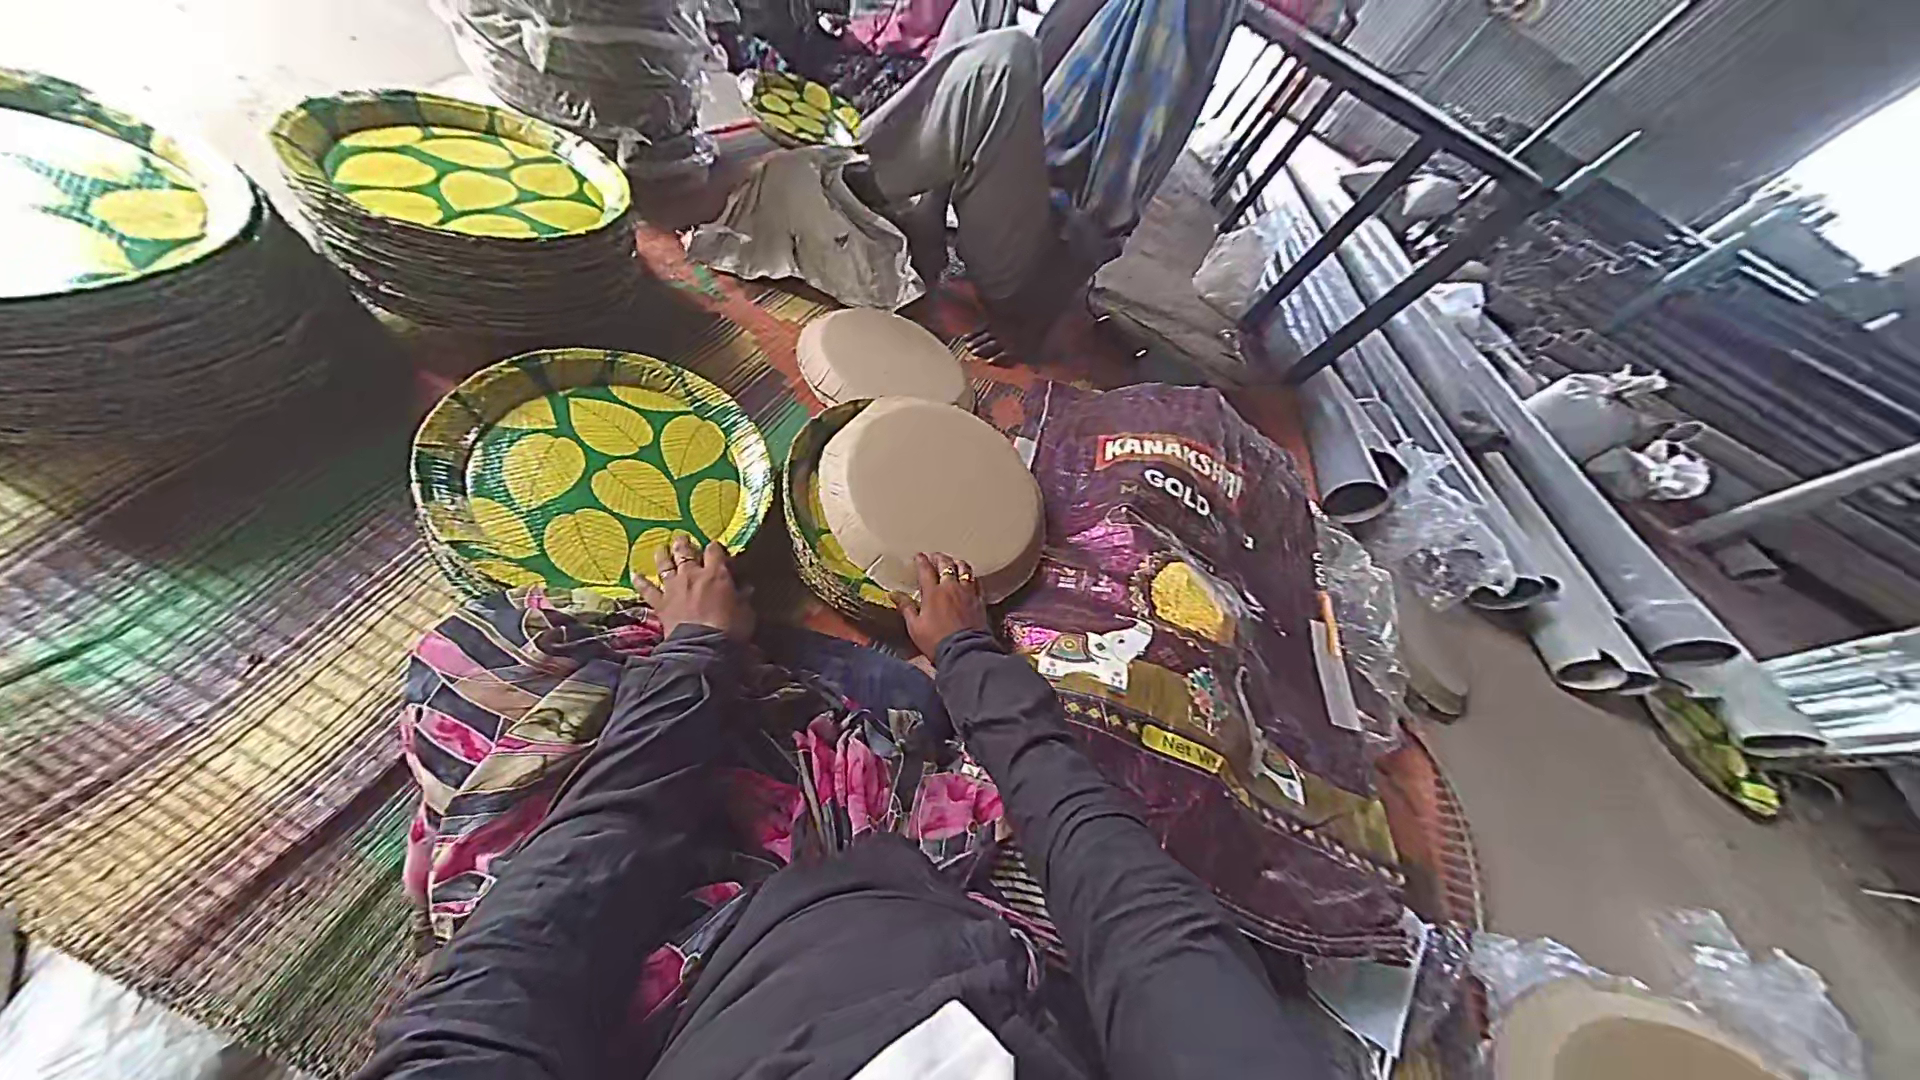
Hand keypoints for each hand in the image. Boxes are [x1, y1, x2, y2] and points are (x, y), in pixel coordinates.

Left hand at [636, 534, 754, 641]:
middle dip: (684, 544)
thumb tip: (746, 587)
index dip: (714, 546)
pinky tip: (634, 574)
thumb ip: (743, 596)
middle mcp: (692, 574)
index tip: (715, 546)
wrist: (702, 647)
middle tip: (682, 537)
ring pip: (665, 565)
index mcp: (716, 573)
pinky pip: (647, 590)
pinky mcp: (660, 603)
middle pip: (685, 553)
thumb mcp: (745, 610)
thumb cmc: (730, 627)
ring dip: (662, 555)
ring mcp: (673, 587)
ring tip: (661, 547)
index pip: (714, 551)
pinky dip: (640, 582)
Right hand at [893, 552, 989, 658]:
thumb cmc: (936, 641)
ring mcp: (967, 592)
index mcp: (933, 592)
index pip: (926, 570)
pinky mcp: (979, 600)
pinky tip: (969, 577)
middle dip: (939, 557)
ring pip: (964, 569)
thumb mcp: (915, 626)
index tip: (919, 556)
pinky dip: (971, 576)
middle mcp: (951, 587)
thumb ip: (906, 607)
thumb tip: (894, 594)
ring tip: (953, 562)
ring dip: (957, 563)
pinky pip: (977, 582)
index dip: (922, 560)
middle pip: (946, 564)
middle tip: (934, 556)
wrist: (964, 651)